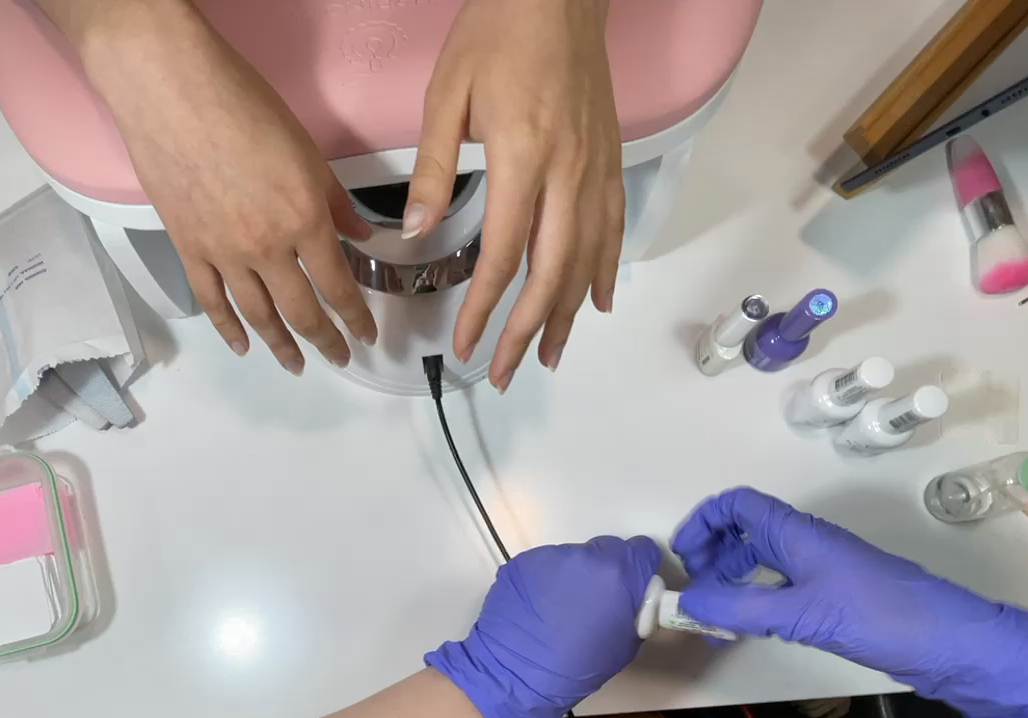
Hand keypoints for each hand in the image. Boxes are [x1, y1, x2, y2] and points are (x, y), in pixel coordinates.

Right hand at [43, 0, 375, 372]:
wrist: (169, 86)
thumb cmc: (243, 106)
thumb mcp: (307, 152)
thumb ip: (336, 202)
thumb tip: (359, 236)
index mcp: (305, 221)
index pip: (338, 286)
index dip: (355, 318)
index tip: (366, 336)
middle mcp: (268, 249)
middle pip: (302, 312)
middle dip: (326, 341)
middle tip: (338, 358)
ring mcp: (225, 254)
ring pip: (259, 316)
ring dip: (281, 345)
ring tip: (296, 365)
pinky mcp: (189, 250)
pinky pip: (212, 302)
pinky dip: (228, 329)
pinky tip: (242, 348)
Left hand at [405, 0, 623, 389]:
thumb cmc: (497, 32)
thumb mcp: (446, 95)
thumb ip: (432, 170)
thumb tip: (414, 236)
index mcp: (523, 160)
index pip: (501, 258)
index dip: (481, 311)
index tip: (463, 346)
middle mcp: (568, 175)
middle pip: (549, 275)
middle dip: (525, 333)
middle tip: (505, 375)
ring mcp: (595, 171)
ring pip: (585, 263)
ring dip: (565, 318)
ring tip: (548, 358)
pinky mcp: (609, 163)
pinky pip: (613, 230)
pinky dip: (604, 273)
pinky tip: (594, 305)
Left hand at [427, 536, 659, 717]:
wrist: (515, 673)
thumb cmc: (578, 667)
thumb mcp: (625, 643)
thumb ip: (634, 609)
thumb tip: (632, 596)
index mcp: (616, 574)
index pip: (642, 549)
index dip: (640, 566)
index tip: (633, 583)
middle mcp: (583, 556)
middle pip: (606, 549)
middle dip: (606, 570)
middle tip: (595, 599)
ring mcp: (548, 556)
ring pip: (573, 557)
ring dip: (573, 575)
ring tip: (559, 608)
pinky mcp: (520, 562)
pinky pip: (544, 566)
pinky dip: (545, 580)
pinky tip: (537, 607)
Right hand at [671, 488, 1027, 717]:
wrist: (954, 647)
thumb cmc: (880, 617)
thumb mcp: (803, 614)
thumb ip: (739, 608)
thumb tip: (686, 603)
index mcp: (797, 534)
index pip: (738, 506)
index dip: (704, 521)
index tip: (682, 556)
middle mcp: (804, 544)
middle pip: (742, 531)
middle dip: (709, 554)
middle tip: (692, 591)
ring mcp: (818, 570)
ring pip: (757, 561)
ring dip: (727, 580)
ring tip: (709, 614)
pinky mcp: (828, 596)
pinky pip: (774, 587)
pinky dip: (749, 600)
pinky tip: (742, 626)